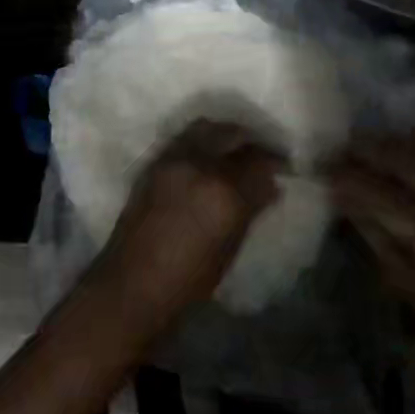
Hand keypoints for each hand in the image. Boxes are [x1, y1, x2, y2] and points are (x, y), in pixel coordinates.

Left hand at [97, 121, 282, 331]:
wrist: (131, 285)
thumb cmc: (188, 280)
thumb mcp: (230, 248)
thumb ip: (251, 209)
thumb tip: (271, 186)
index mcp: (223, 191)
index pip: (258, 161)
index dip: (275, 161)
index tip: (283, 165)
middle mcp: (198, 166)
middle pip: (232, 134)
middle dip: (251, 139)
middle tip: (262, 152)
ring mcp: (171, 160)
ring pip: (205, 128)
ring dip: (225, 133)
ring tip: (235, 149)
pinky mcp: (152, 164)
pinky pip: (183, 138)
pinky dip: (200, 140)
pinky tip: (208, 155)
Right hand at [331, 133, 414, 361]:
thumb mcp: (403, 284)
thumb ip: (374, 236)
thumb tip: (344, 199)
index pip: (374, 191)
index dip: (345, 176)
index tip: (325, 169)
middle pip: (402, 158)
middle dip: (367, 148)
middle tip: (345, 147)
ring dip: (400, 140)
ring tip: (379, 143)